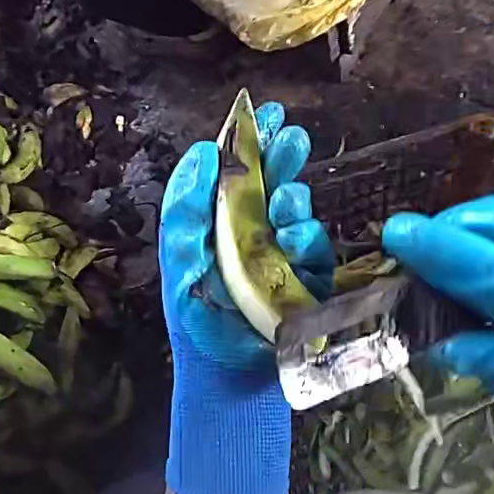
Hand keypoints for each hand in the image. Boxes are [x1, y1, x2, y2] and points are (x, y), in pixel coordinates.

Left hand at [159, 102, 333, 493]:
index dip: (249, 142)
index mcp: (219, 228)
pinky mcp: (307, 284)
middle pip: (273, 187)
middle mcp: (253, 238)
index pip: (237, 176)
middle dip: (283, 159)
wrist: (225, 380)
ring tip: (287, 199)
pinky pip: (314, 253)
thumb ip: (184, 208)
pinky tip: (297, 233)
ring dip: (294, 199)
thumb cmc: (197, 320)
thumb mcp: (179, 260)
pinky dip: (307, 238)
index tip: (263, 113)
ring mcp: (283, 260)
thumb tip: (202, 153)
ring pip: (297, 215)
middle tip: (292, 136)